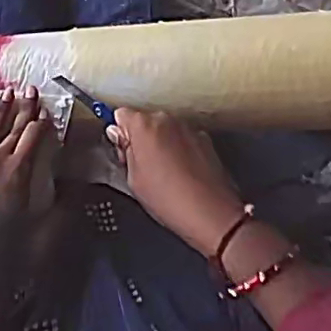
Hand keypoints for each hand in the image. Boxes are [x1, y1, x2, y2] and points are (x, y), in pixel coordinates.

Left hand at [0, 87, 49, 325]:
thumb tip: (81, 187)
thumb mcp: (45, 236)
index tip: (49, 108)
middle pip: (15, 127)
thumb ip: (64, 208)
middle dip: (26, 107)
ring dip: (1, 107)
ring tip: (9, 90)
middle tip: (32, 88)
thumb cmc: (7, 259)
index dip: (43, 121)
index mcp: (21, 173)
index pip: (35, 137)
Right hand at [107, 109, 244, 255]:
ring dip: (162, 143)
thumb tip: (119, 137)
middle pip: (144, 121)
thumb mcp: (133, 179)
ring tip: (166, 173)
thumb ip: (124, 151)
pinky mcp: (205, 140)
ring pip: (165, 129)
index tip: (123, 152)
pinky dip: (180, 149)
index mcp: (143, 125)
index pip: (120, 115)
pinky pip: (183, 138)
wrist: (212, 215)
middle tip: (143, 167)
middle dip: (141, 139)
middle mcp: (166, 119)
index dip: (119, 134)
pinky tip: (183, 174)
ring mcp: (188, 128)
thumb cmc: (169, 199)